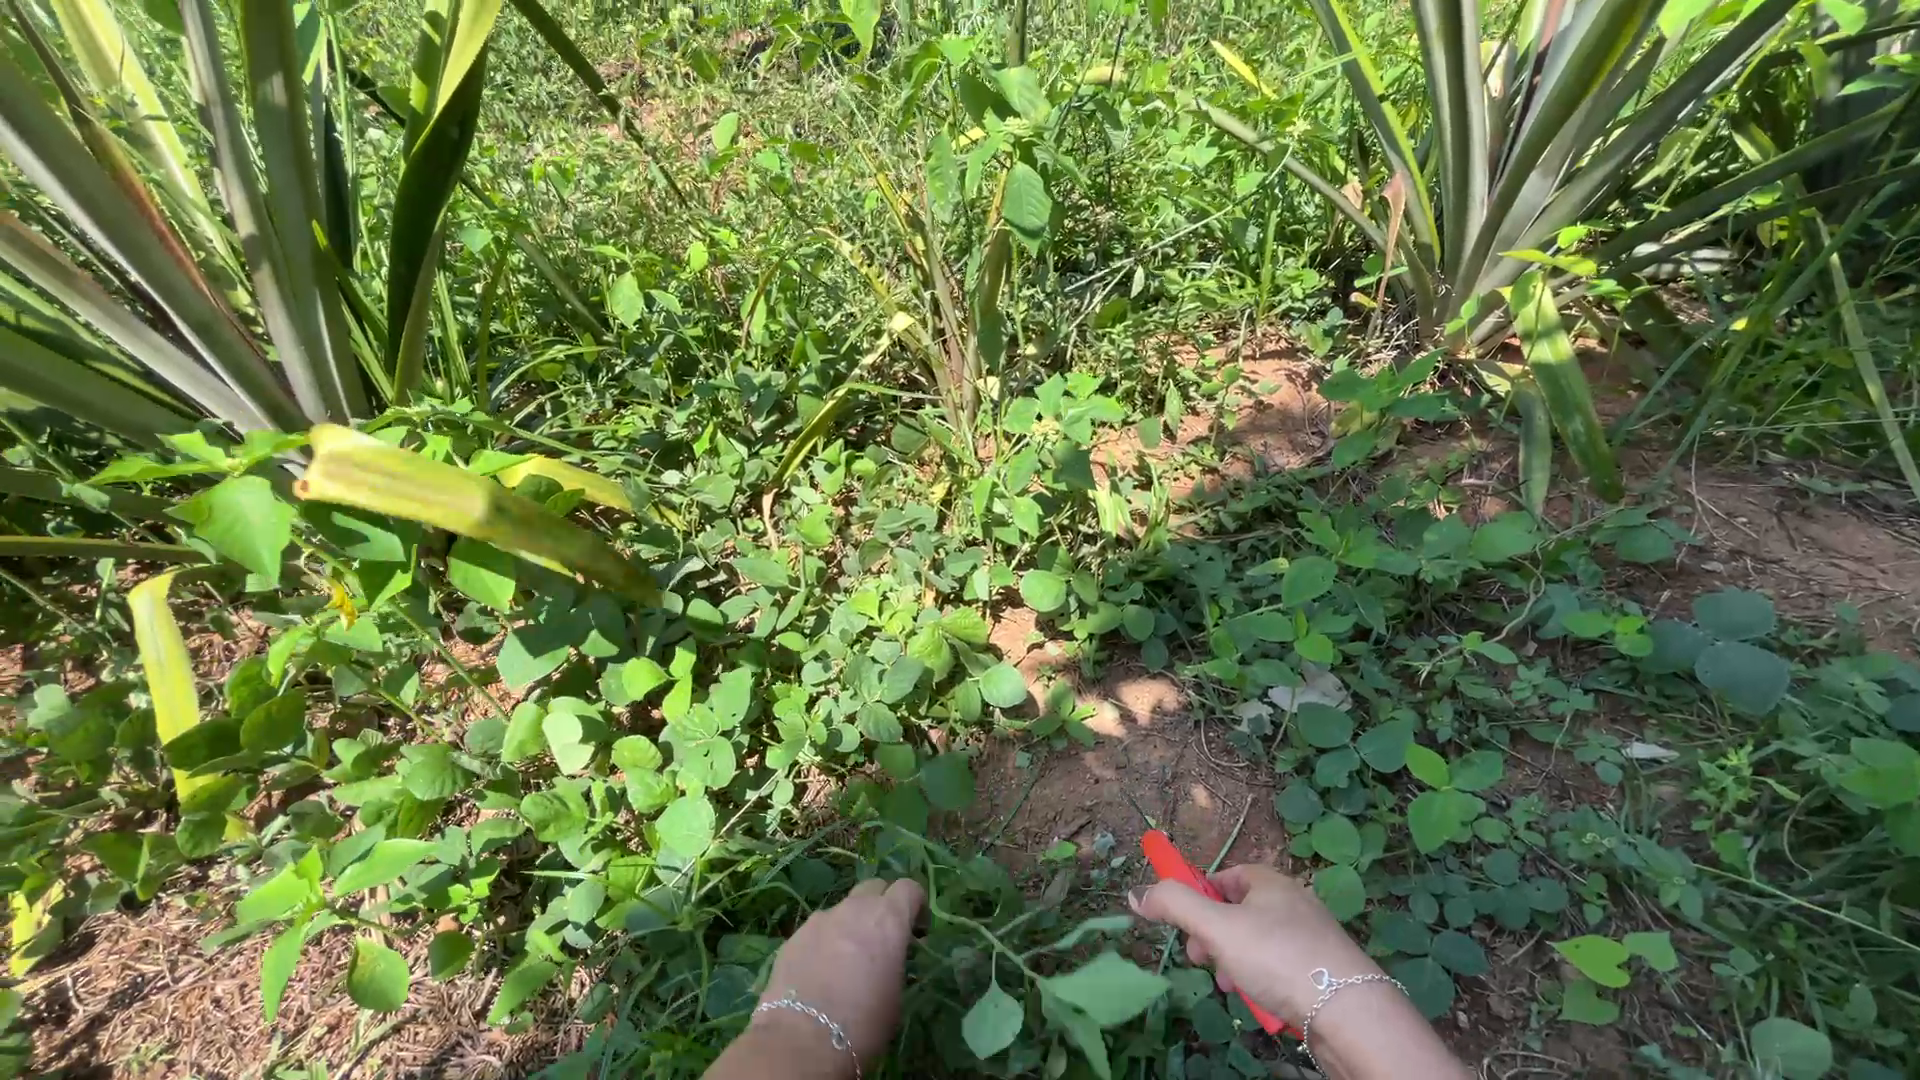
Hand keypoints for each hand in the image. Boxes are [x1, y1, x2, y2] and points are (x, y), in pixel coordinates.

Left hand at [754, 877, 925, 1068]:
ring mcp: (821, 919)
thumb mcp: (896, 995)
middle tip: (882, 937)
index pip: (909, 887)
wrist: (801, 1041)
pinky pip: (818, 930)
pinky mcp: (795, 935)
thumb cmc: (863, 1023)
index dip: (916, 904)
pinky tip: (820, 972)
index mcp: (888, 919)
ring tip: (846, 960)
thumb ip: (895, 962)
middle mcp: (854, 909)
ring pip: (843, 909)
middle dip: (882, 905)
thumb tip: (889, 958)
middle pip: (874, 887)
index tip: (917, 928)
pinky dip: (825, 942)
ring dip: (851, 925)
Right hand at [1130, 863, 1375, 1024]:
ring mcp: (1310, 937)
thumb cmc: (1278, 957)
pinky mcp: (1323, 971)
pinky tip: (1258, 1000)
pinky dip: (1262, 981)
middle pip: (1236, 912)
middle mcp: (1291, 902)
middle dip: (1212, 936)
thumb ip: (1174, 905)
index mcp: (1268, 881)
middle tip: (1202, 959)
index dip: (1197, 897)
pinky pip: (1279, 968)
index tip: (1183, 925)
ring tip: (1229, 985)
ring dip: (1234, 962)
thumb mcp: (1216, 927)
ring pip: (1256, 943)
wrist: (1350, 1012)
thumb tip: (1135, 893)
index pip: (1221, 877)